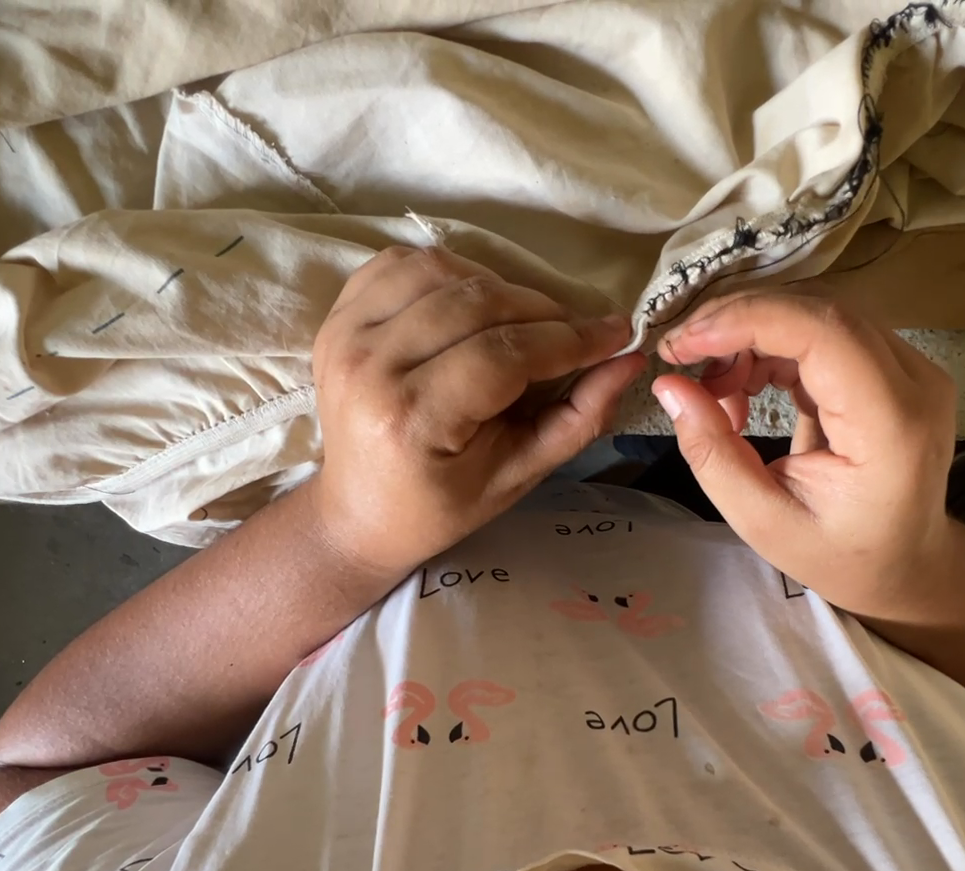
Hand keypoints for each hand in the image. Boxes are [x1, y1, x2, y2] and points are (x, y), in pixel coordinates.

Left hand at [308, 245, 644, 577]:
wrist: (358, 512)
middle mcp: (369, 366)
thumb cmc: (442, 506)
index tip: (616, 334)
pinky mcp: (336, 317)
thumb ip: (577, 419)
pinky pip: (401, 264)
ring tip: (526, 322)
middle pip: (475, 303)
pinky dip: (449, 273)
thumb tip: (629, 360)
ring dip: (499, 286)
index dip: (569, 339)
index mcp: (411, 419)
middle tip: (578, 333)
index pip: (503, 354)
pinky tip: (472, 304)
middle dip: (543, 311)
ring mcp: (344, 335)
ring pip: (441, 271)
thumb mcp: (517, 477)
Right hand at [650, 286, 957, 620]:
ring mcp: (908, 366)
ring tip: (714, 391)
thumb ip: (712, 454)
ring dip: (750, 336)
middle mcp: (912, 379)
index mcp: (891, 424)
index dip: (746, 321)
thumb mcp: (761, 521)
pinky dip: (768, 348)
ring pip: (815, 314)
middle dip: (737, 322)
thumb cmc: (838, 554)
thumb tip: (668, 386)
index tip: (682, 344)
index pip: (823, 332)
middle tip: (681, 357)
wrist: (904, 563)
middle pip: (818, 310)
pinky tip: (742, 389)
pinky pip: (820, 332)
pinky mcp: (890, 365)